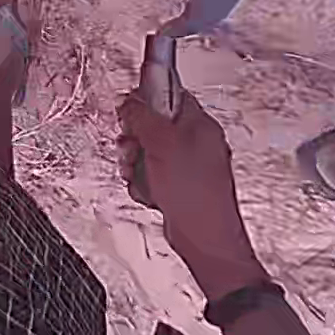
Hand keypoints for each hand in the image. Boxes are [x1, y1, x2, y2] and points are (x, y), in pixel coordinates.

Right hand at [119, 33, 266, 297]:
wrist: (206, 242)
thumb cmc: (192, 193)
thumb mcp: (159, 143)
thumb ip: (142, 115)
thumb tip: (129, 99)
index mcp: (200, 124)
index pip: (169, 92)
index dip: (146, 98)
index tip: (131, 109)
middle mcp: (197, 141)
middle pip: (152, 121)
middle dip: (134, 135)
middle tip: (131, 146)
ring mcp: (188, 164)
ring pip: (147, 148)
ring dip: (134, 160)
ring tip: (136, 173)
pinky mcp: (179, 184)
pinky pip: (150, 171)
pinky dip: (142, 180)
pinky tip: (147, 191)